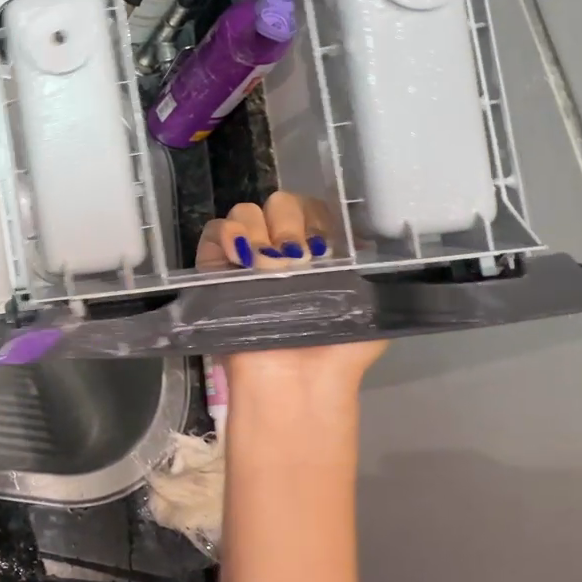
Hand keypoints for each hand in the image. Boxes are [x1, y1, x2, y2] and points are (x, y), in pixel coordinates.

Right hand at [196, 192, 385, 391]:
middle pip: (279, 203)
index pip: (315, 209)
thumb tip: (357, 243)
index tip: (322, 246)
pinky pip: (213, 231)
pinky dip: (225, 236)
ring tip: (263, 266)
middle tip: (294, 260)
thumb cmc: (335, 348)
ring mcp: (243, 256)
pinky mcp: (212, 267)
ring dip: (258, 232)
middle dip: (288, 224)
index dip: (317, 218)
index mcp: (320, 253)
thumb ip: (367, 268)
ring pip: (246, 212)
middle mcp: (280, 248)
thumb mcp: (369, 304)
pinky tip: (239, 258)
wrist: (291, 379)